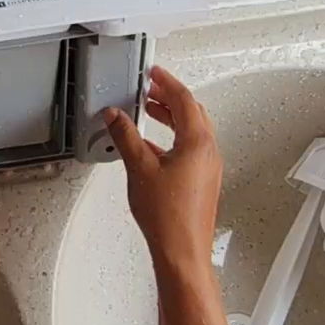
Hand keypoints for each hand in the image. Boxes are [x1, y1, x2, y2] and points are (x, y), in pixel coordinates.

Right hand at [103, 66, 224, 281]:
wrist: (182, 251)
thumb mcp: (138, 167)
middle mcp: (208, 153)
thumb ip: (125, 136)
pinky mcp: (201, 181)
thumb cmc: (168, 216)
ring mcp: (207, 168)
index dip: (167, 82)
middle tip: (151, 87)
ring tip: (149, 109)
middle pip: (192, 113)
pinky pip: (188, 148)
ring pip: (191, 130)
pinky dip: (170, 136)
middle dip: (170, 97)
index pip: (184, 100)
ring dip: (170, 116)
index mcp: (198, 143)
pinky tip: (151, 144)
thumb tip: (116, 117)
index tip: (155, 73)